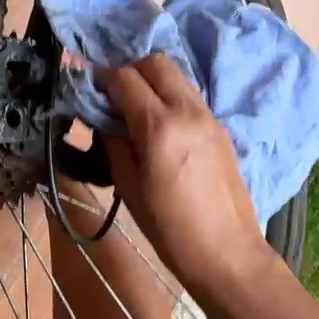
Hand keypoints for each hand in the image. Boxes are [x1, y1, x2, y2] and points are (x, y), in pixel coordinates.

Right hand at [99, 55, 276, 293]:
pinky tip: (161, 125)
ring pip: (176, 75)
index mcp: (160, 127)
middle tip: (115, 95)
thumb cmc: (170, 229)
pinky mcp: (220, 127)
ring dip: (152, 81)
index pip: (125, 78)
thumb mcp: (128, 186)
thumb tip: (103, 116)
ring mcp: (209, 116)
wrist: (228, 255)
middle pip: (155, 62)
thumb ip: (113, 141)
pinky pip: (190, 95)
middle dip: (130, 70)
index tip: (90, 87)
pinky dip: (170, 96)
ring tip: (137, 109)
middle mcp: (187, 110)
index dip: (103, 77)